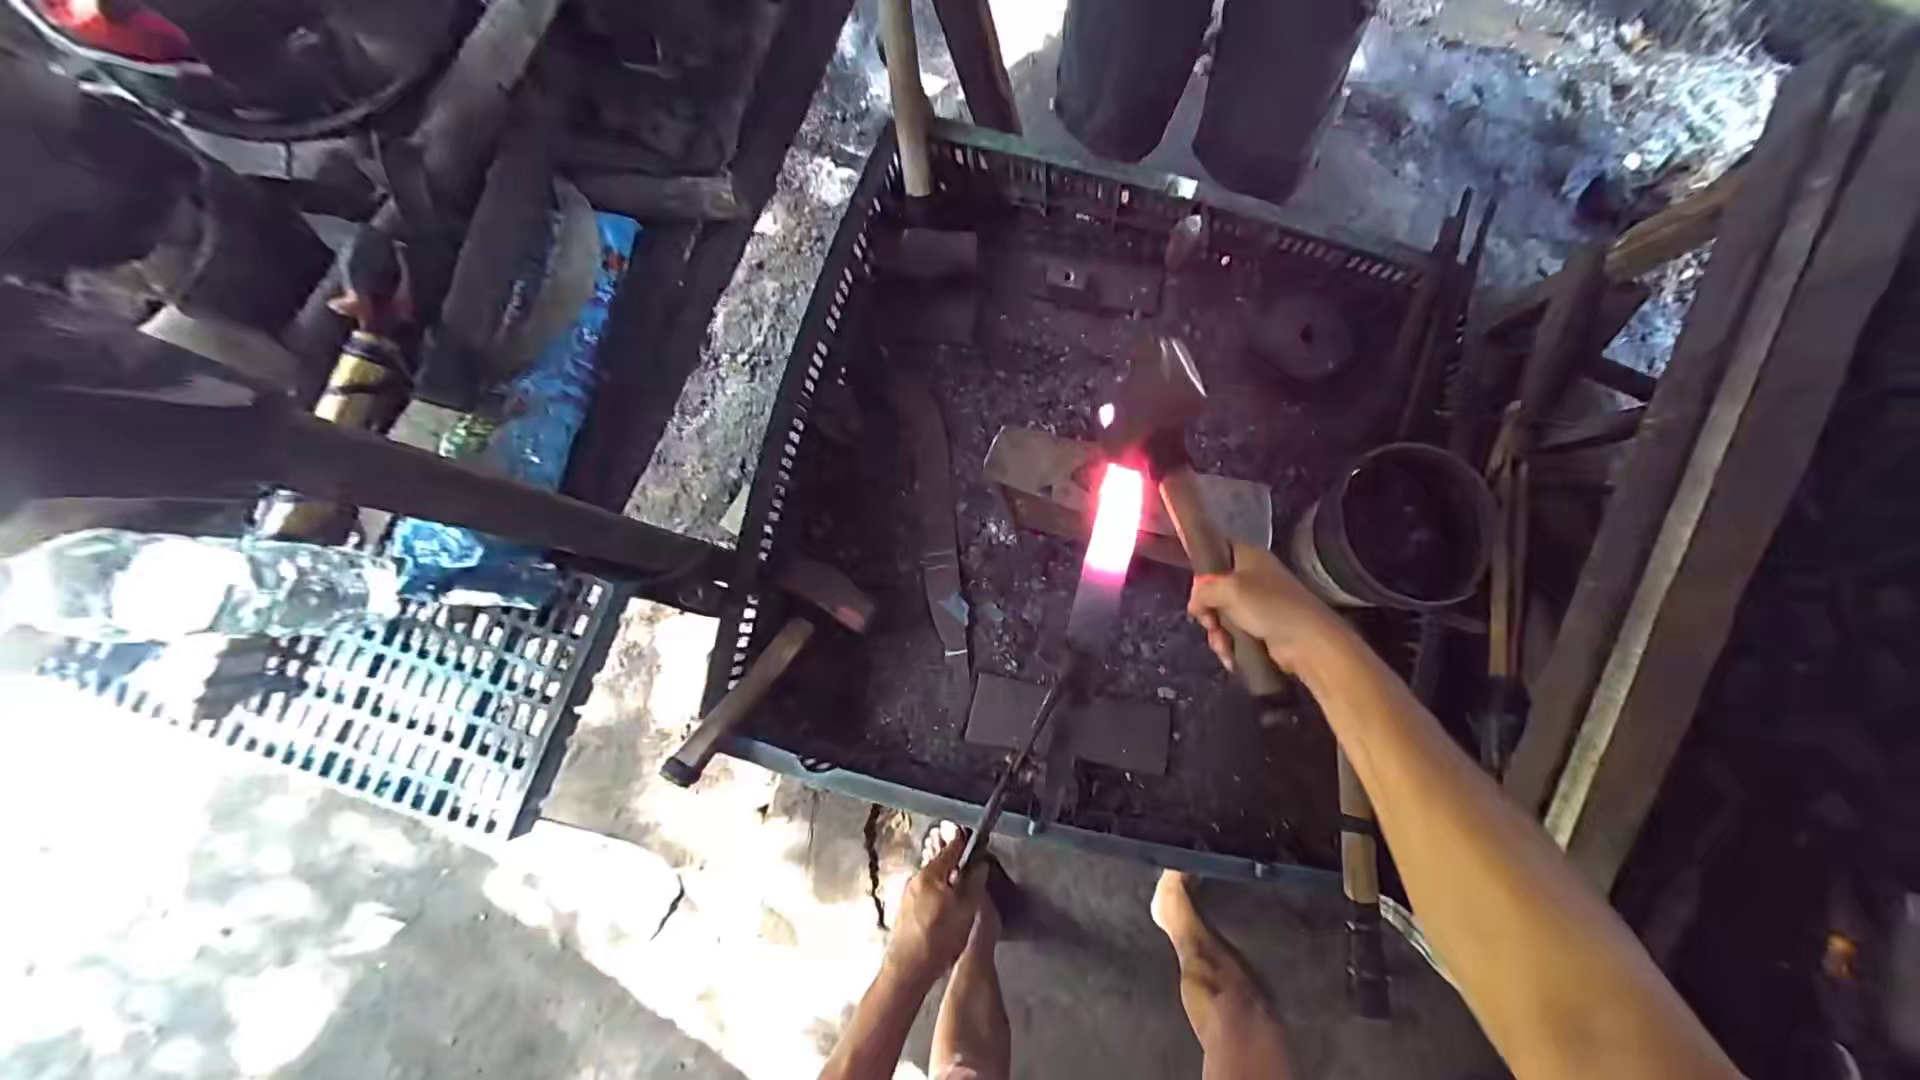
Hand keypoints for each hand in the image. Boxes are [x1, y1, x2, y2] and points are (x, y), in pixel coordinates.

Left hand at [887, 831, 986, 979]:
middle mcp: (916, 878)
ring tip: (962, 898)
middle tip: (974, 875)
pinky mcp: (904, 911)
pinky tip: (945, 914)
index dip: (967, 844)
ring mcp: (907, 894)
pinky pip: (926, 895)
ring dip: (947, 884)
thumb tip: (980, 864)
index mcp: (931, 872)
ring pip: (933, 881)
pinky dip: (938, 897)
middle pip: (942, 864)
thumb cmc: (939, 938)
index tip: (979, 844)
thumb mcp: (966, 910)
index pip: (952, 847)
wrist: (906, 971)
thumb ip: (975, 884)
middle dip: (958, 867)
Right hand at [1188, 543, 1348, 674]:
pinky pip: (1233, 631)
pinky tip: (1230, 654)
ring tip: (1223, 644)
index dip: (1202, 569)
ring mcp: (1258, 602)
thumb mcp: (1226, 589)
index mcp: (1248, 556)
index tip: (1197, 589)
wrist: (1308, 642)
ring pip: (1220, 613)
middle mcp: (1252, 575)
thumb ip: (1202, 591)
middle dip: (1207, 609)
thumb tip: (1196, 604)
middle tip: (1209, 621)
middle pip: (1213, 588)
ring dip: (1216, 631)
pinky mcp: (1261, 626)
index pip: (1215, 550)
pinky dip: (1228, 643)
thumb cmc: (1268, 606)